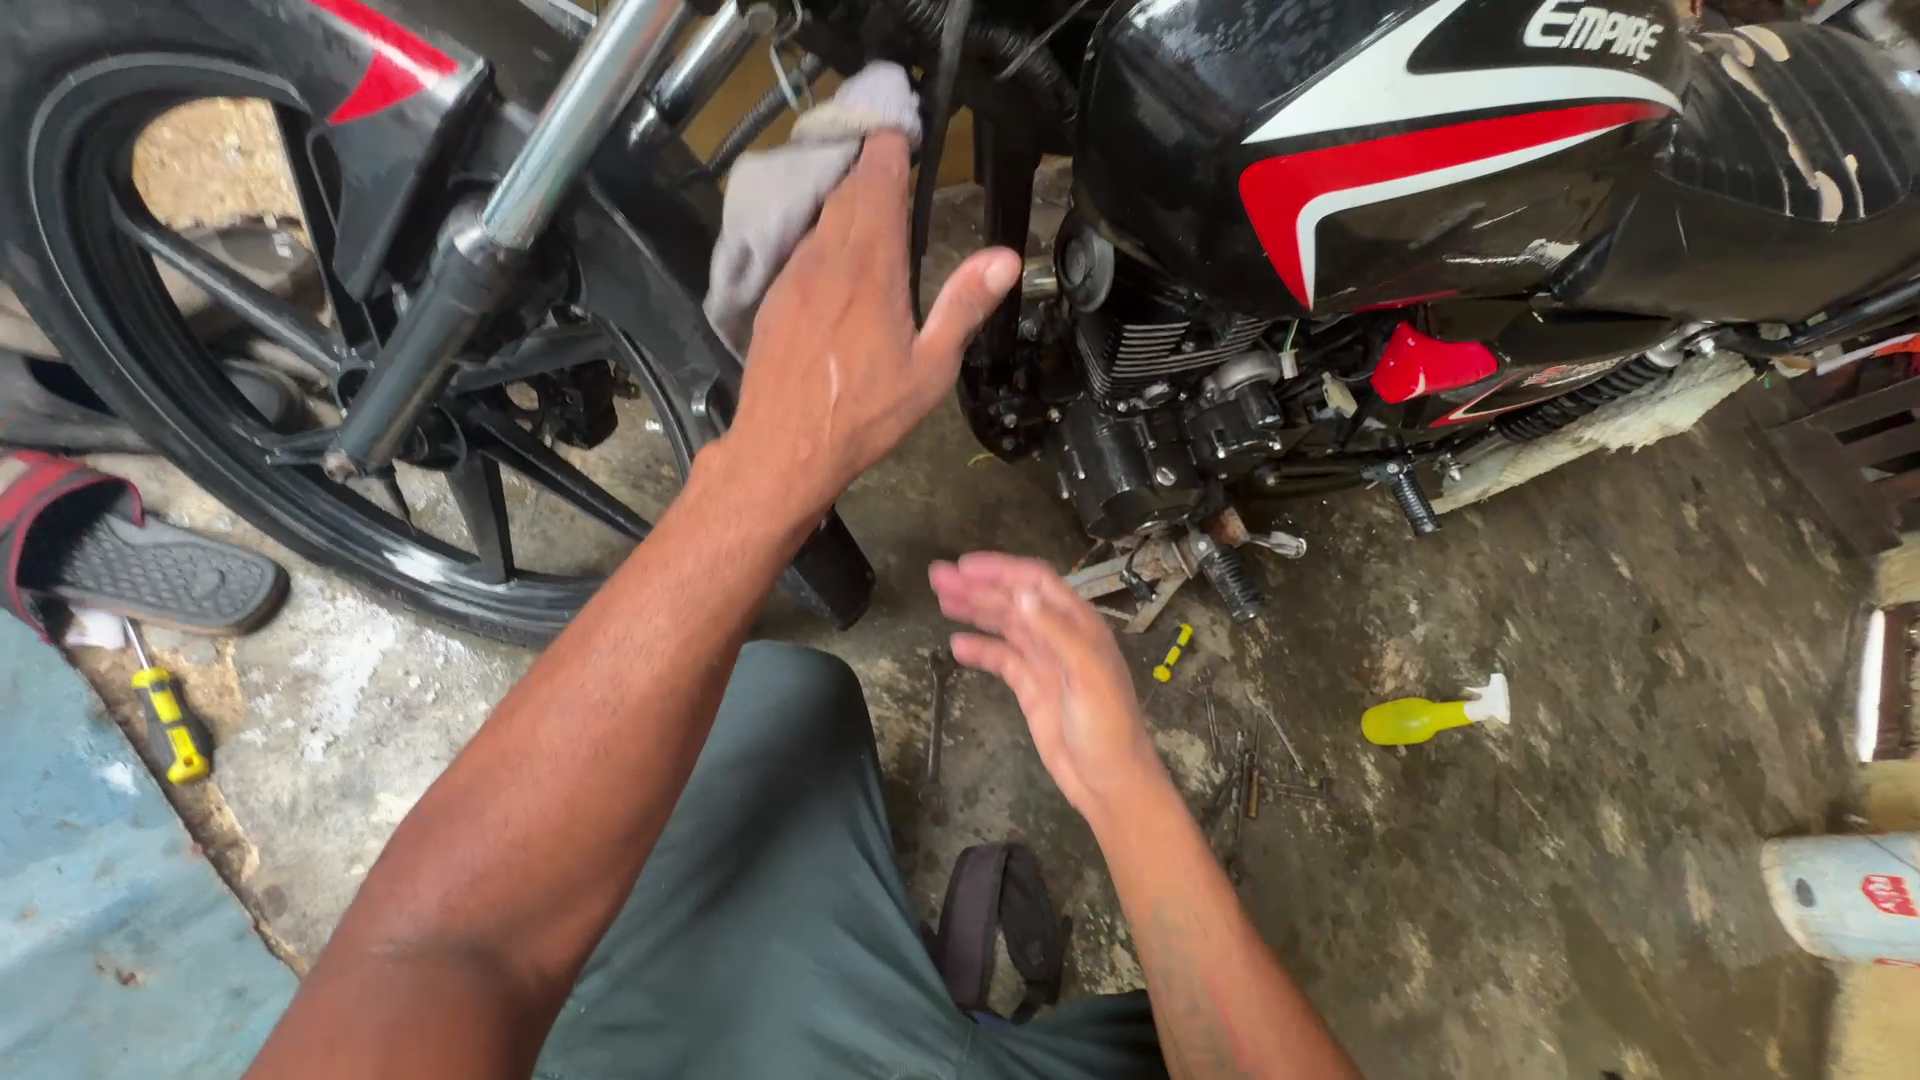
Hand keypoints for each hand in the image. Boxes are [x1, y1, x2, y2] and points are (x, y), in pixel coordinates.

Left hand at [725, 131, 1020, 516]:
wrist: (783, 449)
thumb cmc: (864, 415)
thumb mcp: (930, 369)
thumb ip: (964, 307)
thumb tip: (1005, 258)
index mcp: (871, 267)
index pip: (876, 177)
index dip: (890, 145)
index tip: (905, 132)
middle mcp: (825, 257)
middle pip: (846, 187)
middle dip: (870, 167)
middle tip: (895, 160)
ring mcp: (791, 275)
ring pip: (819, 215)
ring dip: (844, 200)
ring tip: (870, 206)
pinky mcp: (771, 297)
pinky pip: (799, 246)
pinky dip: (821, 235)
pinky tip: (836, 259)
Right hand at [929, 552, 1168, 822]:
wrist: (1110, 782)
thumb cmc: (1107, 725)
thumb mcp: (1087, 673)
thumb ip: (1055, 631)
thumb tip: (1021, 593)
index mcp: (1078, 625)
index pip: (1035, 583)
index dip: (1001, 570)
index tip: (964, 566)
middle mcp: (1059, 636)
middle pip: (1013, 601)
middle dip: (977, 587)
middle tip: (937, 577)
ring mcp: (1043, 663)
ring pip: (1004, 626)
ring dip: (974, 610)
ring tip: (941, 599)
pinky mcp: (1031, 689)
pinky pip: (1001, 660)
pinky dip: (979, 650)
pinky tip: (957, 644)